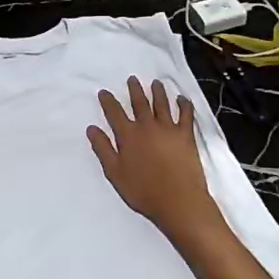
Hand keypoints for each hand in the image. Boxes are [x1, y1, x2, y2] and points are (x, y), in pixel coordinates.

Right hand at [87, 77, 224, 243]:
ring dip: (158, 91)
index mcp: (128, 135)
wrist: (178, 200)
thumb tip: (91, 128)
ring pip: (162, 104)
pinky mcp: (186, 135)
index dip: (108, 101)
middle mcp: (148, 126)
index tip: (104, 92)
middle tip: (132, 79)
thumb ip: (103, 149)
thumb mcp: (115, 173)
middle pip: (140, 103)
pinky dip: (184, 104)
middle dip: (134, 90)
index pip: (115, 113)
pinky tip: (182, 98)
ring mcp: (169, 128)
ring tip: (156, 82)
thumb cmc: (143, 191)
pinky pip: (186, 114)